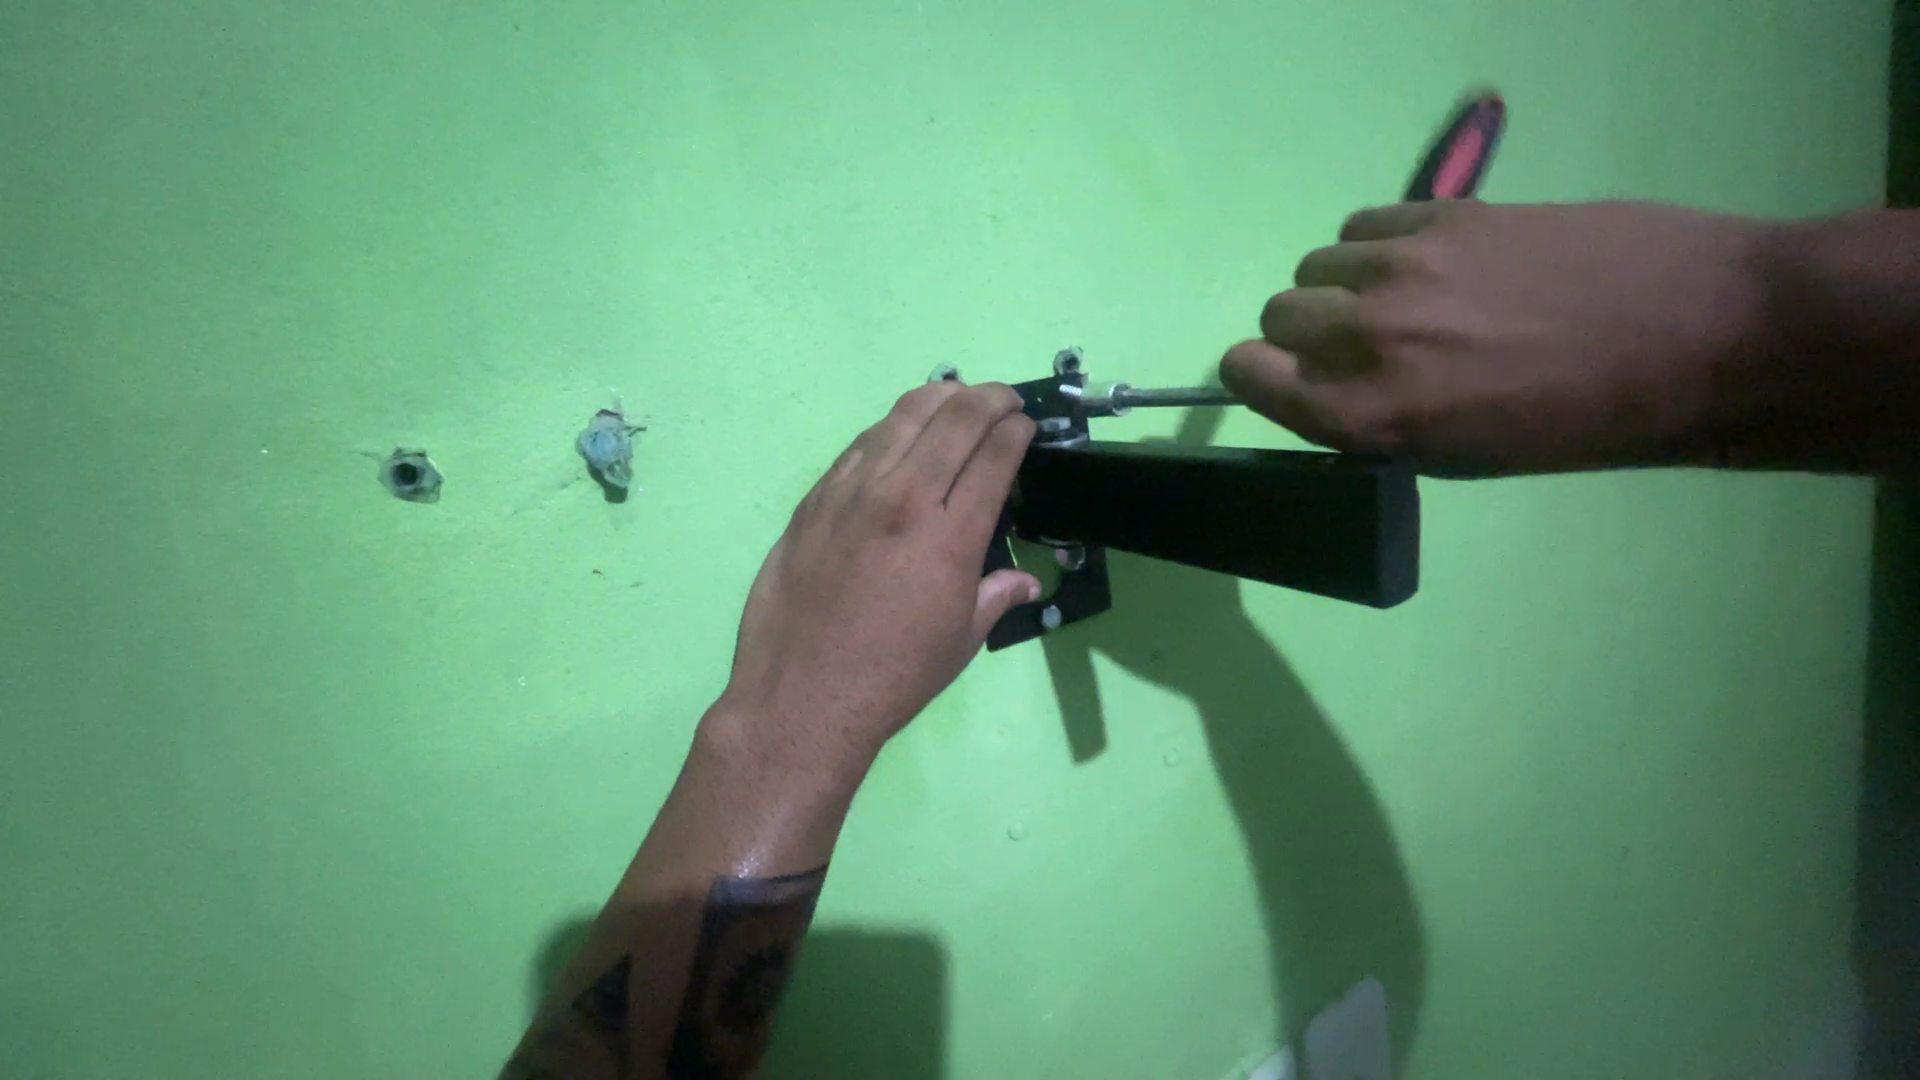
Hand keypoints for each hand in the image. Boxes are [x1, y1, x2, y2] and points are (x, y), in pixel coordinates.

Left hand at [713, 381, 1039, 767]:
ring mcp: (852, 493)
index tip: (1027, 425)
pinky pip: (860, 444)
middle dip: (989, 398)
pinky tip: (899, 433)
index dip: (1018, 430)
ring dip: (940, 397)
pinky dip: (891, 427)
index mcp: (950, 535)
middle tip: (1003, 400)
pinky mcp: (814, 499)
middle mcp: (903, 497)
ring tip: (957, 398)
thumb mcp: (961, 641)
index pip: (995, 455)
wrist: (802, 695)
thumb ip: (997, 596)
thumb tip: (1027, 582)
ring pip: (902, 416)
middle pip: (955, 419)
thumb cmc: (893, 675)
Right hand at [1220, 200, 1773, 474]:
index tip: (1282, 375)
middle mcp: (1366, 338)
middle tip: (1356, 341)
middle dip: (1301, 333)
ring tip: (1396, 296)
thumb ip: (1361, 419)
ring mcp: (1404, 270)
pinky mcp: (1446, 217)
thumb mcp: (1447, 455)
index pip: (1245, 373)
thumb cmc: (1568, 424)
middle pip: (1275, 315)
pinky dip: (1373, 246)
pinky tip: (1422, 260)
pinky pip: (1361, 224)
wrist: (1698, 337)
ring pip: (1313, 265)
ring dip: (1339, 286)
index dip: (1257, 374)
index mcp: (1363, 414)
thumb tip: (1316, 385)